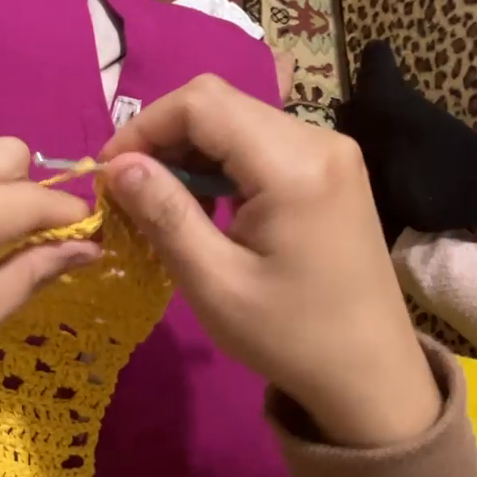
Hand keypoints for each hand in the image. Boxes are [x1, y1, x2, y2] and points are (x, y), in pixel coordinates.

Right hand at [99, 75, 438, 446]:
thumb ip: (164, 213)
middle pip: (219, 104)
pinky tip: (201, 204)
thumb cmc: (287, 335)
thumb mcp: (212, 281)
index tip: (108, 173)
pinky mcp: (328, 169)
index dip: (143, 127)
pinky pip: (257, 144)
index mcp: (294, 165)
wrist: (368, 372)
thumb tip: (116, 164)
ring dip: (186, 152)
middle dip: (161, 138)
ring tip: (158, 203)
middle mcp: (319, 140)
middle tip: (126, 191)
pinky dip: (216, 164)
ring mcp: (329, 152)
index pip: (201, 104)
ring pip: (235, 121)